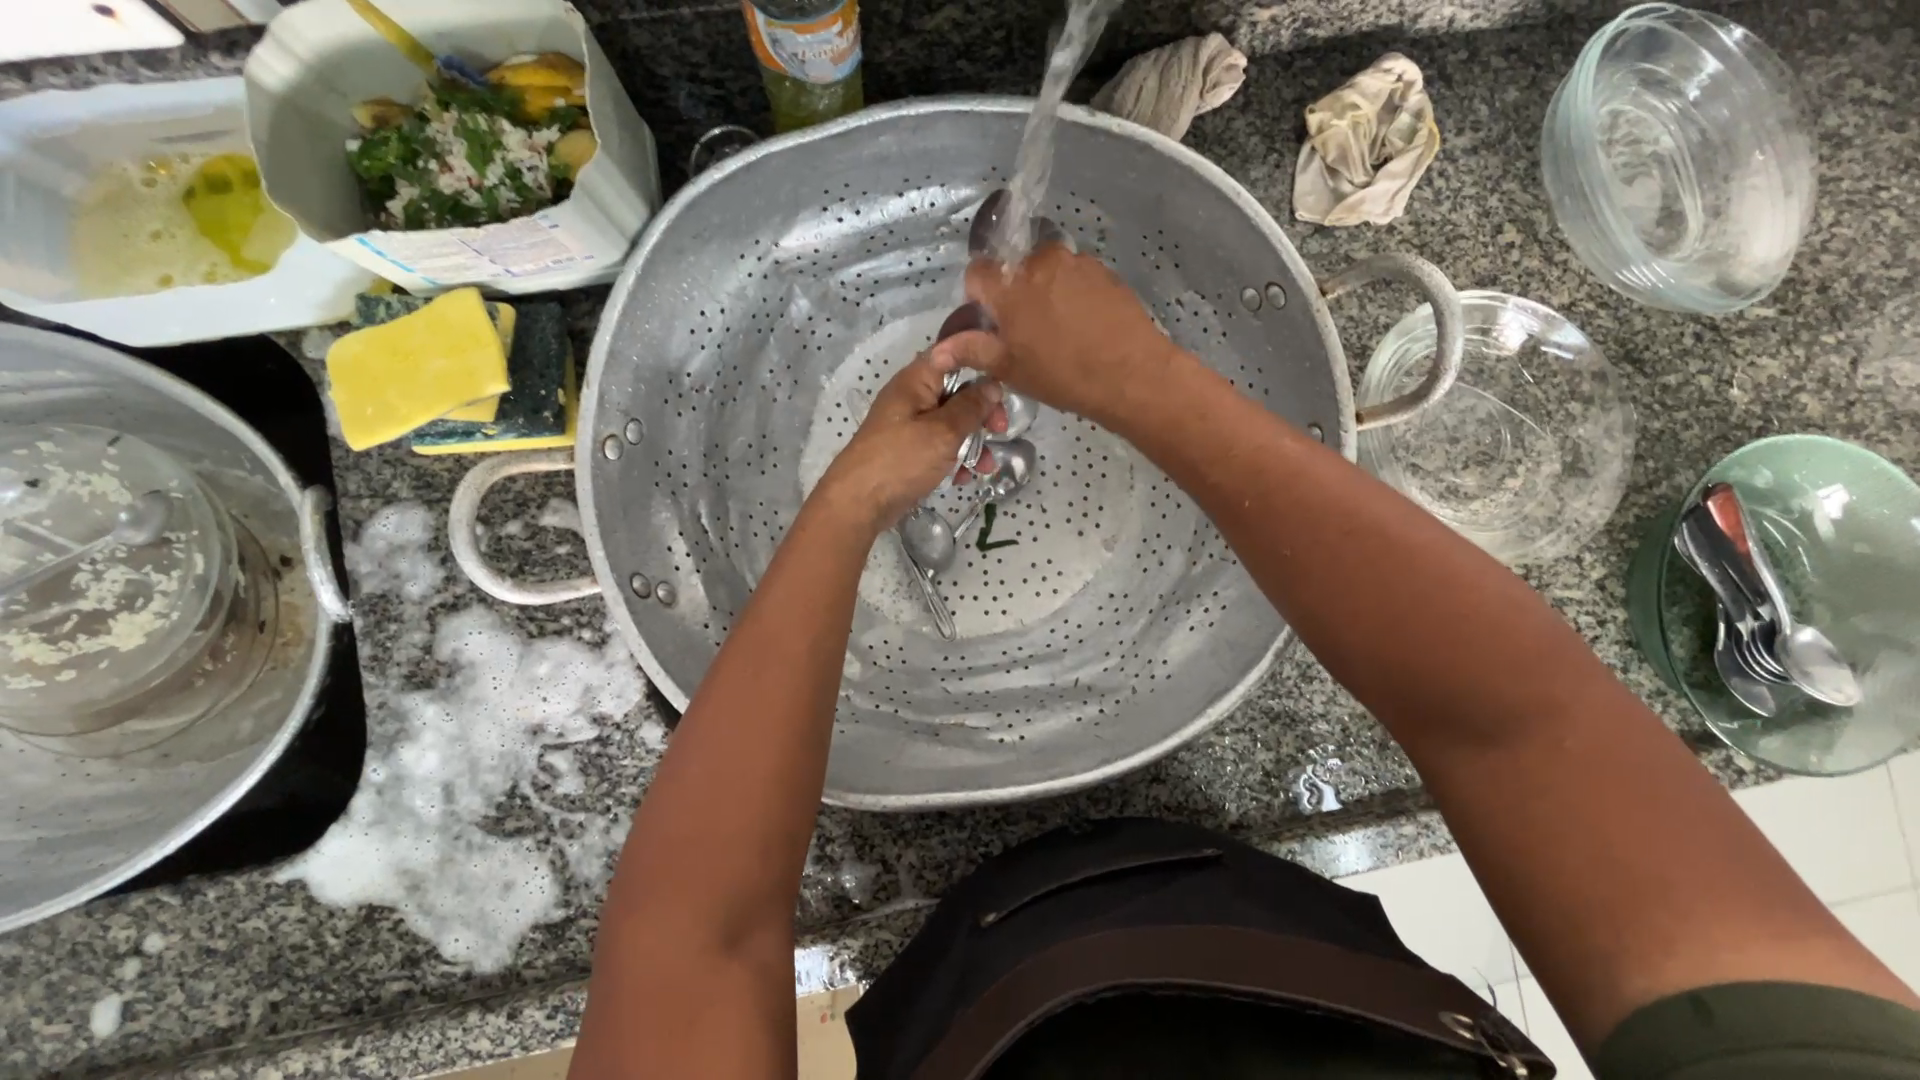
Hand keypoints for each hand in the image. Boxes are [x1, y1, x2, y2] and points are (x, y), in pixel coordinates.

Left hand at [812, 348, 1005, 537]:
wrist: (858, 504)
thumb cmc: (901, 460)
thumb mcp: (943, 432)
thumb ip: (971, 408)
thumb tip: (993, 386)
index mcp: (916, 381)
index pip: (952, 356)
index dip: (980, 366)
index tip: (1003, 387)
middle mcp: (912, 398)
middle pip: (956, 393)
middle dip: (981, 413)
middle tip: (1000, 431)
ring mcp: (909, 426)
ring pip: (951, 425)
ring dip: (972, 443)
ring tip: (986, 467)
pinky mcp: (908, 452)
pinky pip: (939, 447)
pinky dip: (954, 459)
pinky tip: (964, 478)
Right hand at [956, 244, 1190, 429]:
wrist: (1131, 373)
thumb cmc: (1064, 375)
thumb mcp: (1011, 368)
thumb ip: (971, 350)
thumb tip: (937, 351)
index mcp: (1009, 284)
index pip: (977, 272)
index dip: (980, 298)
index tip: (994, 324)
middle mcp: (1039, 262)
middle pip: (1014, 269)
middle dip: (1015, 295)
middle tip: (1029, 334)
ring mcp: (1075, 262)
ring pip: (1045, 271)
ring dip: (1045, 293)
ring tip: (1061, 331)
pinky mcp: (1103, 269)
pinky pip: (1074, 276)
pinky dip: (1072, 294)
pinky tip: (1085, 325)